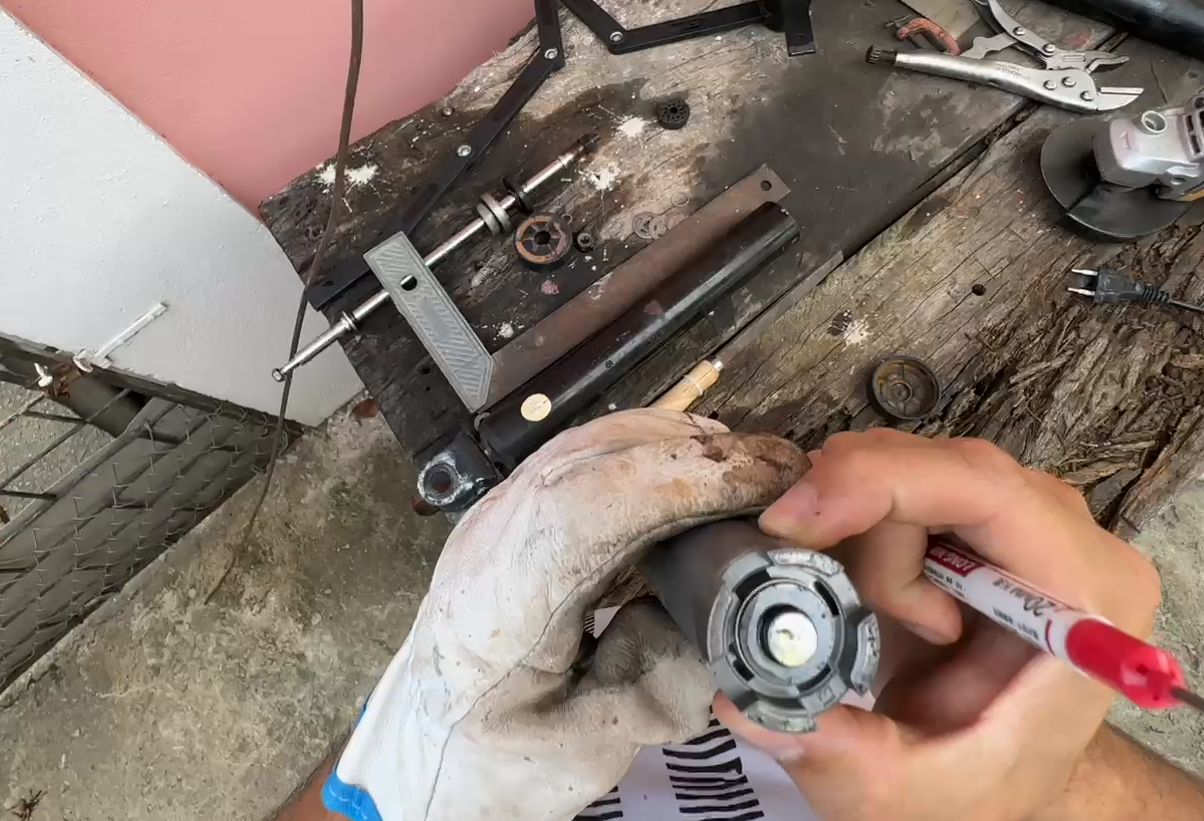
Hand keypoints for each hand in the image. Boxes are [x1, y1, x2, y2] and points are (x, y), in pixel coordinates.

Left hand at [327, 410, 807, 820]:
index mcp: (496, 603)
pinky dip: (651, 461)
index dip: (677, 477)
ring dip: (674, 447)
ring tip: (745, 472)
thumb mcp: (586, 750)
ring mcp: (500, 511)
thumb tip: (721, 615)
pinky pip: (589, 461)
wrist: (427, 739)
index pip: (583, 505)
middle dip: (691, 451)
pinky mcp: (519, 507)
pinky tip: (694, 485)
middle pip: (590, 454)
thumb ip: (659, 684)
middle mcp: (491, 534)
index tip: (761, 476)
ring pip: (590, 445)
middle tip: (776, 469)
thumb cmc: (496, 758)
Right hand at [714, 428, 1159, 820]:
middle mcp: (1065, 532)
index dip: (876, 485)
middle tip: (803, 572)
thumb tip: (743, 702)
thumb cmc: (977, 789)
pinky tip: (859, 577)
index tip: (789, 527)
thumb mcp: (910, 798)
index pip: (982, 489)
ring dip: (852, 527)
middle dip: (853, 521)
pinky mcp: (974, 503)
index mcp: (1085, 596)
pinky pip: (891, 470)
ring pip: (902, 464)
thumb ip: (843, 757)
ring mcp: (1019, 509)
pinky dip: (850, 511)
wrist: (1004, 772)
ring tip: (863, 610)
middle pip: (930, 468)